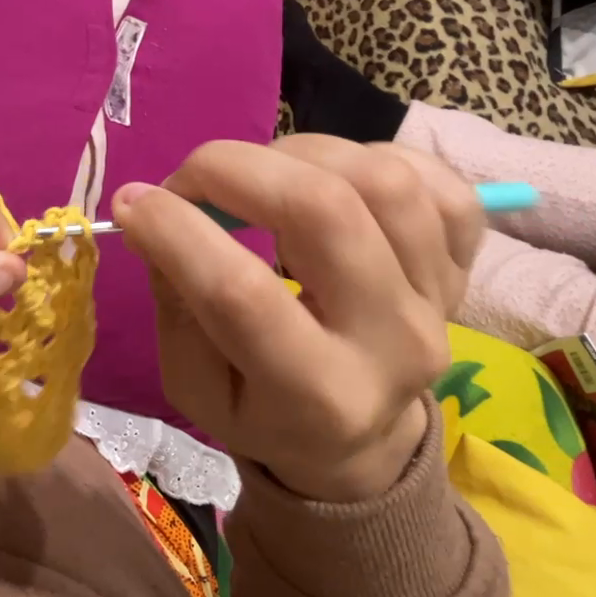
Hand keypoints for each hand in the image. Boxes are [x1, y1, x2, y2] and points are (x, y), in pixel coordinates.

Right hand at [112, 135, 484, 502]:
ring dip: (296, 155)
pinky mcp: (464, 266)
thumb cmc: (261, 414)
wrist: (361, 441)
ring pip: (379, 179)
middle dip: (232, 169)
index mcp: (316, 392)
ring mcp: (439, 298)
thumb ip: (175, 305)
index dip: (176, 231)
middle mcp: (392, 342)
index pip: (241, 291)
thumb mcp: (194, 387)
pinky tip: (326, 182)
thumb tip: (150, 215)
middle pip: (322, 210)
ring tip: (256, 178)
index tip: (131, 204)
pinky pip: (434, 182)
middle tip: (188, 179)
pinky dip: (370, 158)